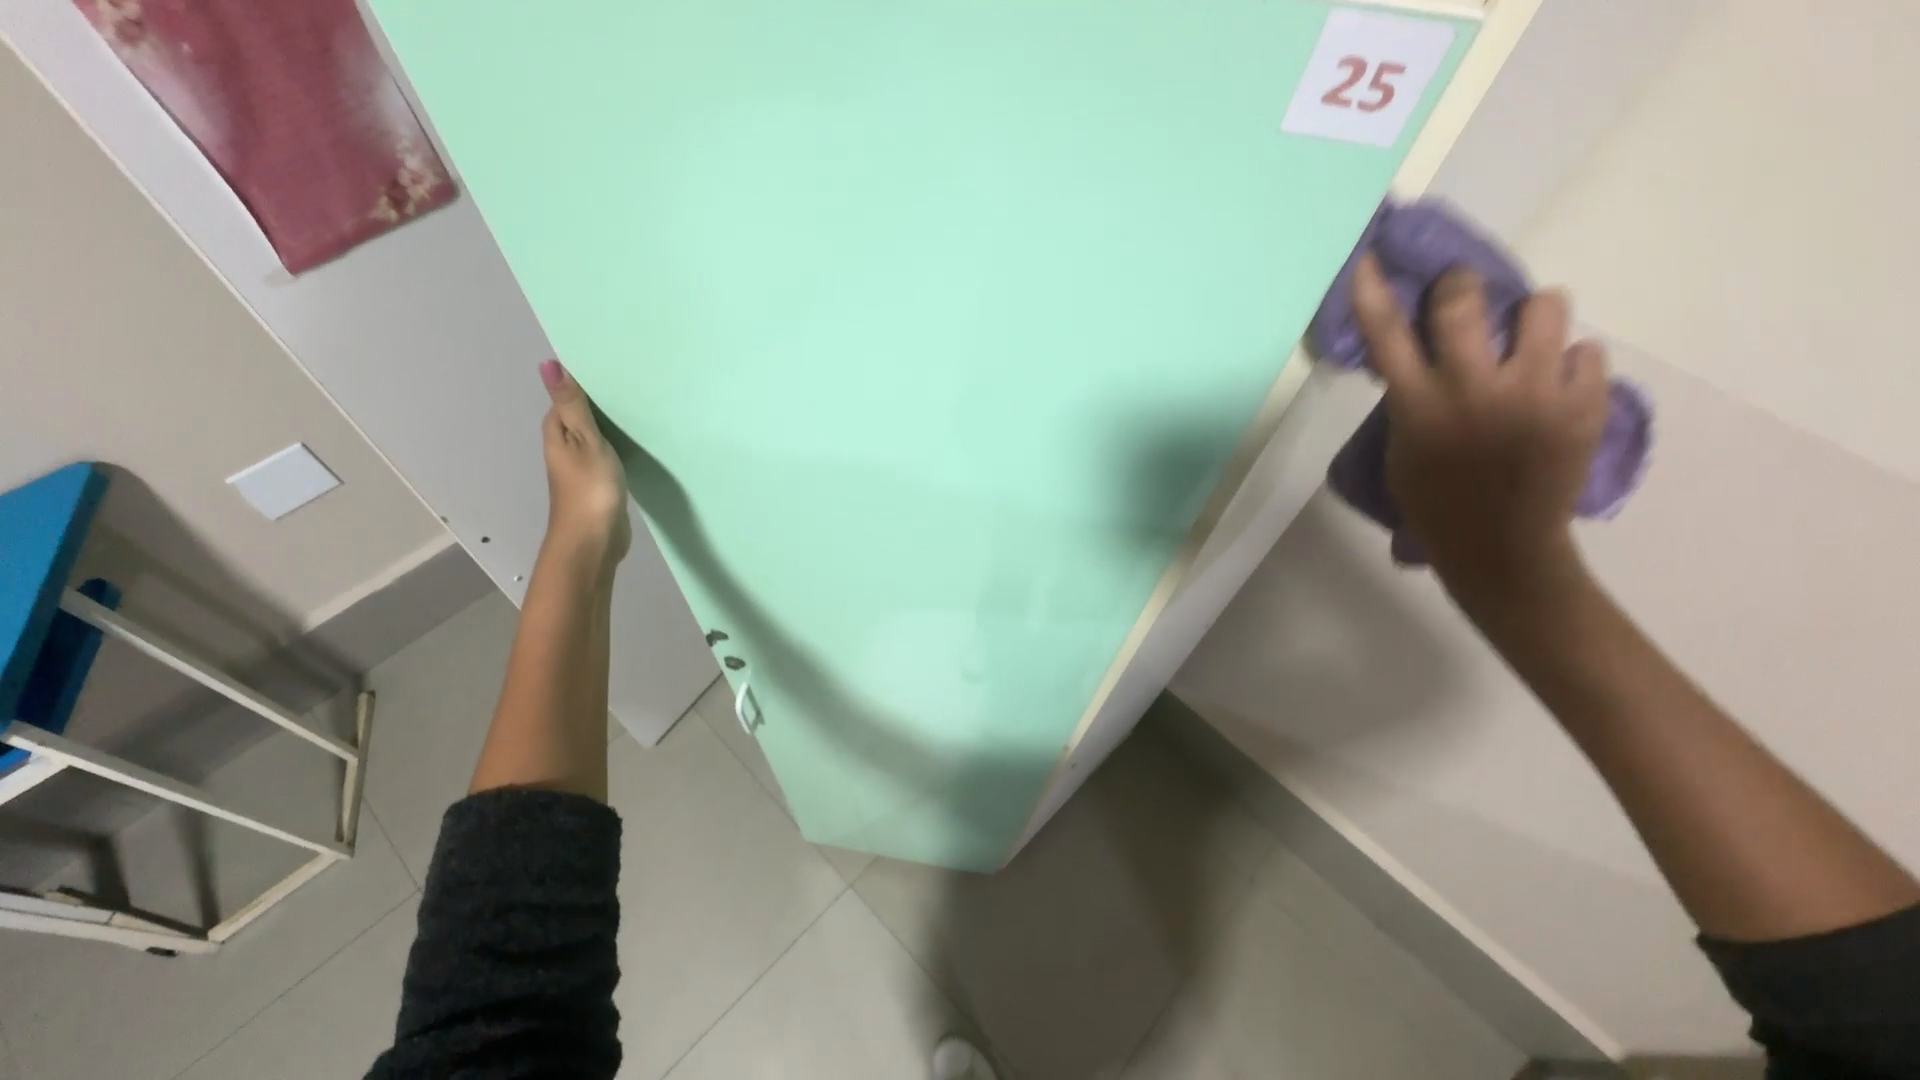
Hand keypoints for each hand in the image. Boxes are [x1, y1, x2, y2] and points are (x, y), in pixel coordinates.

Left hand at [538, 359, 631, 568]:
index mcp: (557, 433)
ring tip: (640, 408)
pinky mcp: (600, 484)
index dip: (585, 384)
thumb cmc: (588, 488)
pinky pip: (609, 456)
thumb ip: (572, 405)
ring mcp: (582, 468)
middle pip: (582, 417)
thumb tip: (548, 363)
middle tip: (633, 384)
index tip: (612, 369)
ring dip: (613, 426)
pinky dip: (620, 447)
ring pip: (597, 437)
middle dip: (602, 403)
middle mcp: (565, 448)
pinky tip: (638, 444)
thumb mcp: (584, 440)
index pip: (566, 398)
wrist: (593, 541)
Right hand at [1351, 256, 1608, 599]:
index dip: (1372, 291)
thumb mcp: (1403, 450)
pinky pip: (1587, 352)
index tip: (1370, 257)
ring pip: (1546, 306)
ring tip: (1530, 342)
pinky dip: (1571, 364)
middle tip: (1467, 295)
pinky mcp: (1583, 406)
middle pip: (1466, 300)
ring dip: (1533, 317)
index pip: (1386, 334)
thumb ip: (1412, 398)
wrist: (1500, 550)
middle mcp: (1472, 391)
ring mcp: (1534, 396)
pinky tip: (1559, 389)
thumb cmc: (1436, 503)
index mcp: (1417, 406)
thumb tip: (1429, 348)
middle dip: (1465, 286)